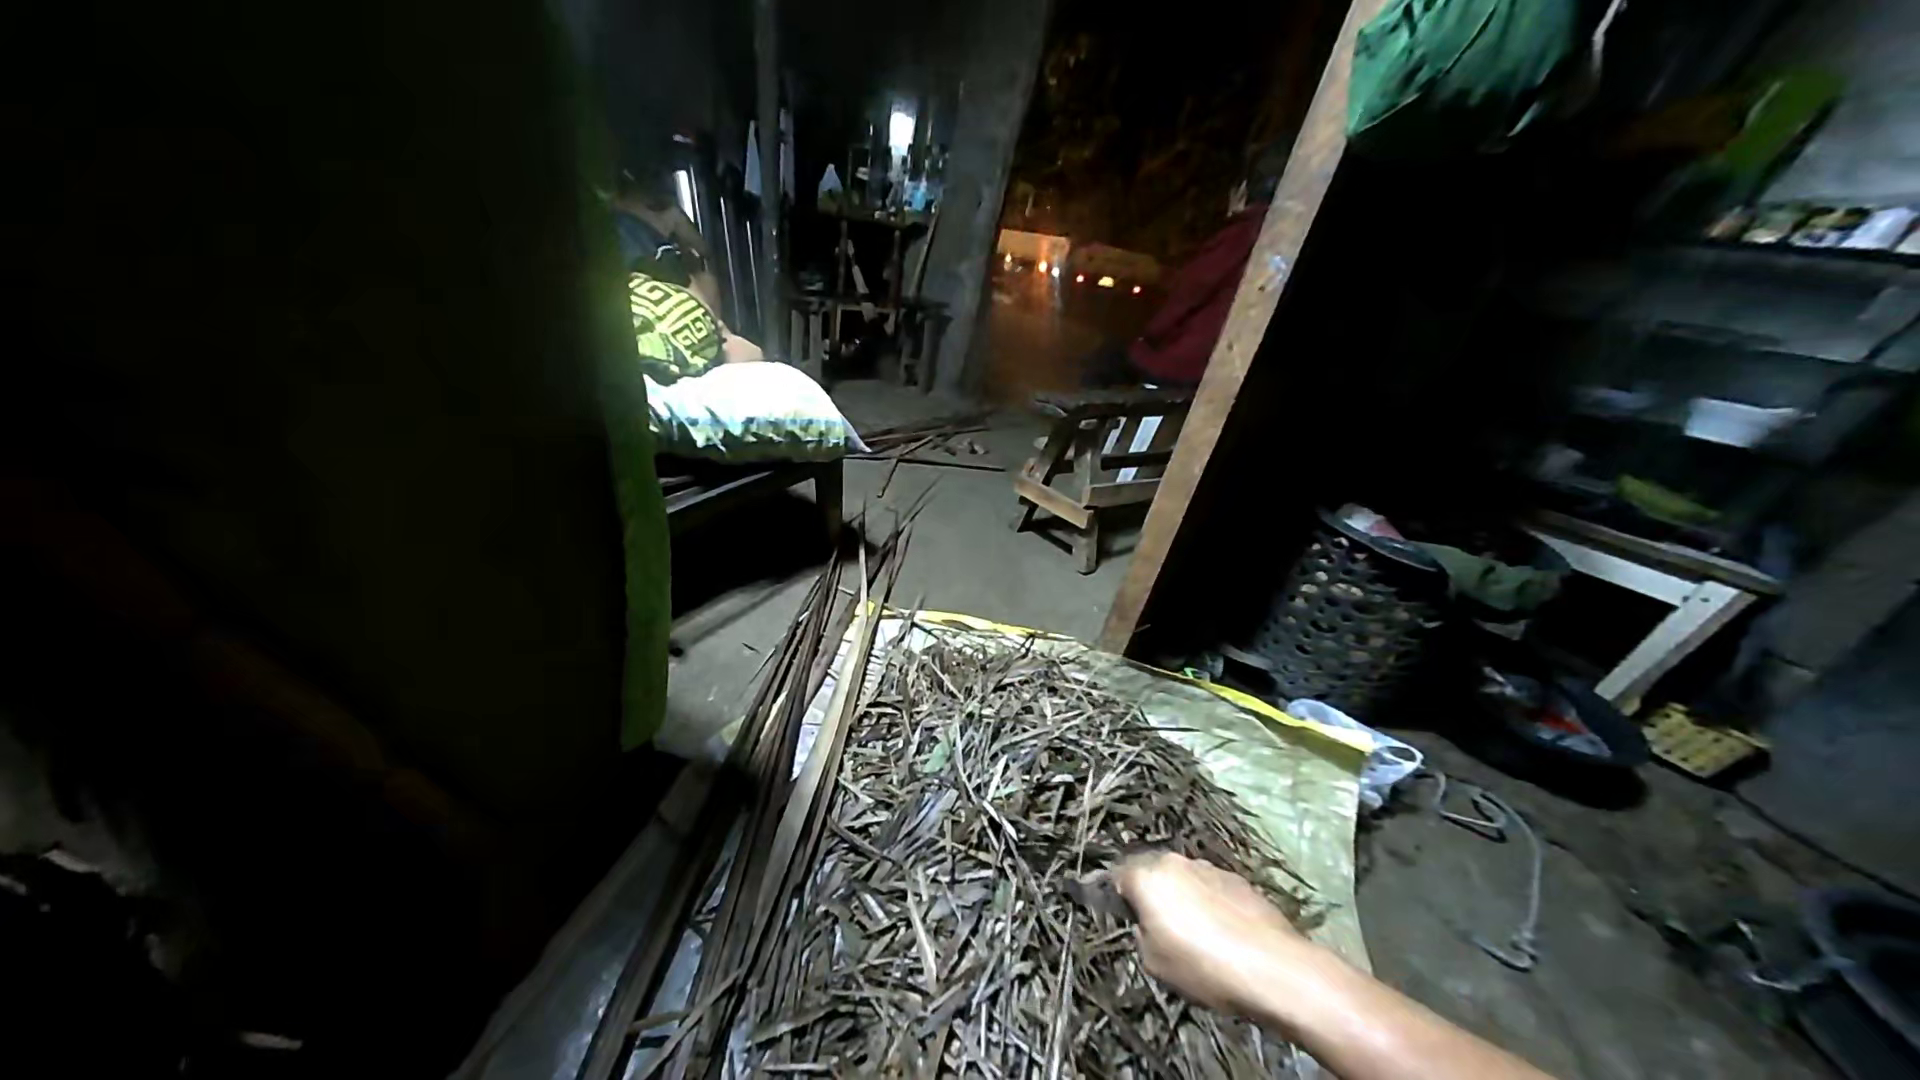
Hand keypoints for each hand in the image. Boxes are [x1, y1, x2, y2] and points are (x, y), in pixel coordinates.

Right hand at [1109, 851, 1311, 1017]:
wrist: (1272, 967)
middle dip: (1152, 893)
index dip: (1118, 898)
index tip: (1127, 919)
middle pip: (1152, 872)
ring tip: (1198, 931)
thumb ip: (1140, 934)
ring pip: (1183, 878)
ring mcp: (1207, 867)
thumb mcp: (1154, 963)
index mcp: (1146, 877)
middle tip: (1161, 926)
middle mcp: (1173, 862)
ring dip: (1183, 896)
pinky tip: (1224, 931)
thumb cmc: (1203, 966)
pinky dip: (1211, 902)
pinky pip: (1211, 887)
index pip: (1117, 876)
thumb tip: (1146, 923)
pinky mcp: (1237, 878)